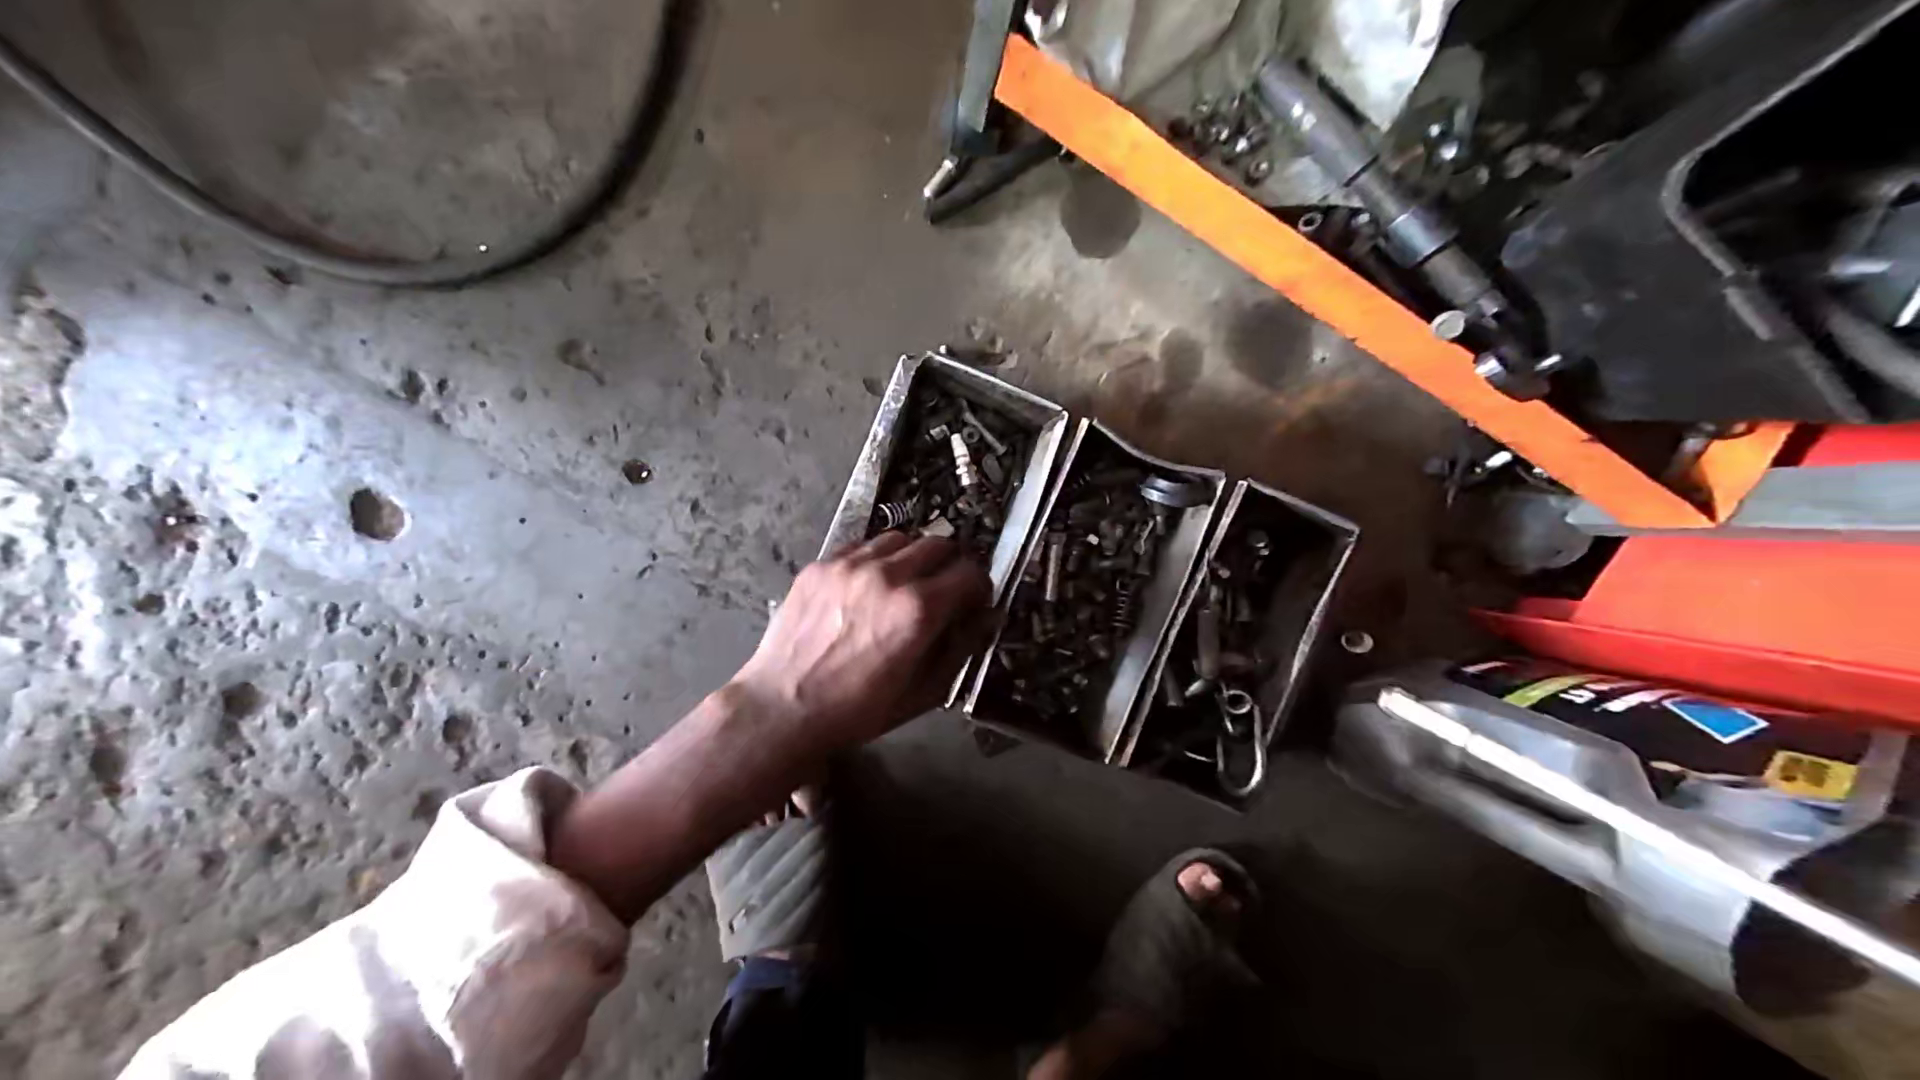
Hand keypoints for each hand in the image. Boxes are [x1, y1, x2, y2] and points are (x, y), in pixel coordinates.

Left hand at [729, 532, 991, 748]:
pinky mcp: (820, 566)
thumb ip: (960, 648)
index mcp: (917, 610)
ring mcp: (849, 566)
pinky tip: (869, 584)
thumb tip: (983, 618)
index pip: (970, 573)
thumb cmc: (854, 710)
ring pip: (900, 537)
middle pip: (938, 544)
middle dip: (950, 565)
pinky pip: (861, 545)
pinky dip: (875, 558)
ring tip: (905, 582)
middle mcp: (887, 577)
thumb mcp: (923, 692)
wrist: (783, 708)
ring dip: (912, 556)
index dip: (979, 587)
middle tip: (944, 587)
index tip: (974, 598)